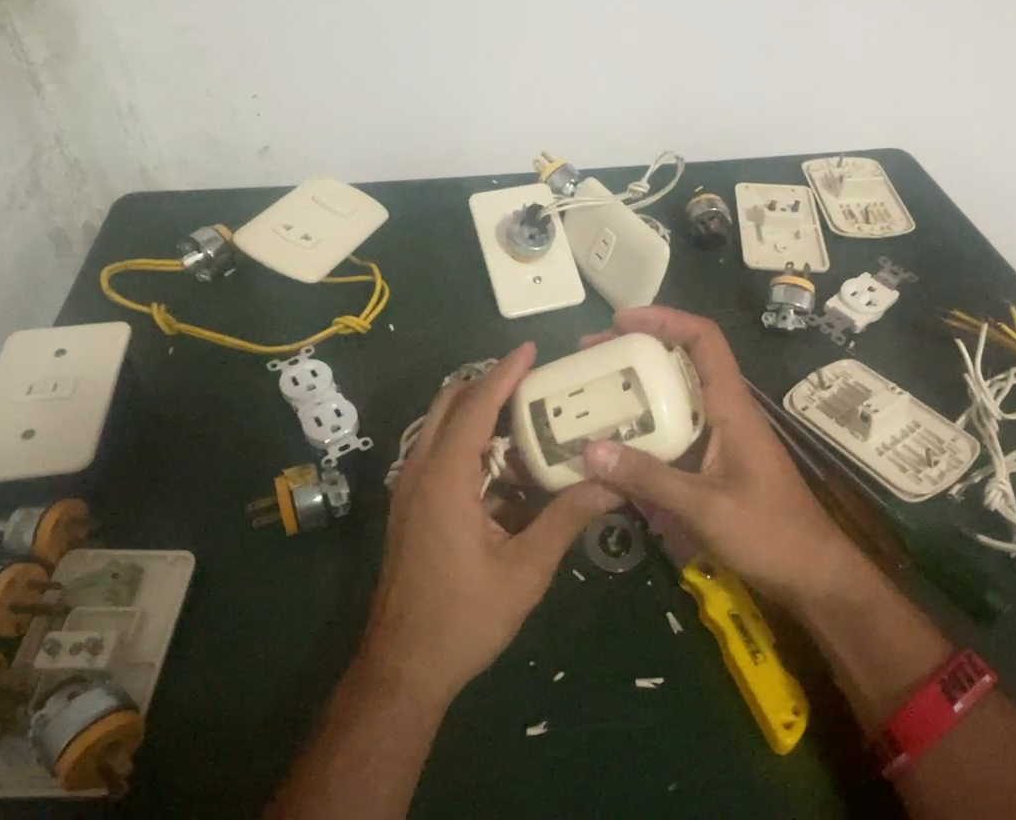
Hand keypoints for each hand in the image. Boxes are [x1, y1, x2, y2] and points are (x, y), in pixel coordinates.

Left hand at [361, 343, 622, 701]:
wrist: (404, 666)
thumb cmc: (464, 617)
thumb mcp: (525, 570)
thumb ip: (566, 520)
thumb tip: (611, 484)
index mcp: (444, 479)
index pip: (475, 407)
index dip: (503, 374)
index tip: (531, 349)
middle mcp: (420, 473)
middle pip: (450, 407)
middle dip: (488, 386)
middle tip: (534, 381)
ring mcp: (410, 492)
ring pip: (441, 432)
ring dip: (478, 418)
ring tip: (528, 420)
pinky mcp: (411, 510)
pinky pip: (439, 458)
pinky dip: (469, 448)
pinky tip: (506, 470)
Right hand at [578, 307, 858, 609]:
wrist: (812, 575)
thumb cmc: (770, 534)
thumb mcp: (706, 508)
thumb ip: (649, 480)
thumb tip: (589, 450)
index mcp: (732, 407)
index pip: (704, 340)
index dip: (665, 319)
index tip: (620, 321)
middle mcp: (724, 412)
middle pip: (681, 362)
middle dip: (634, 353)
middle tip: (588, 358)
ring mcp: (719, 438)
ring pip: (673, 397)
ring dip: (635, 390)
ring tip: (590, 395)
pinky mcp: (712, 463)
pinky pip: (673, 432)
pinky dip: (642, 429)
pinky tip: (613, 445)